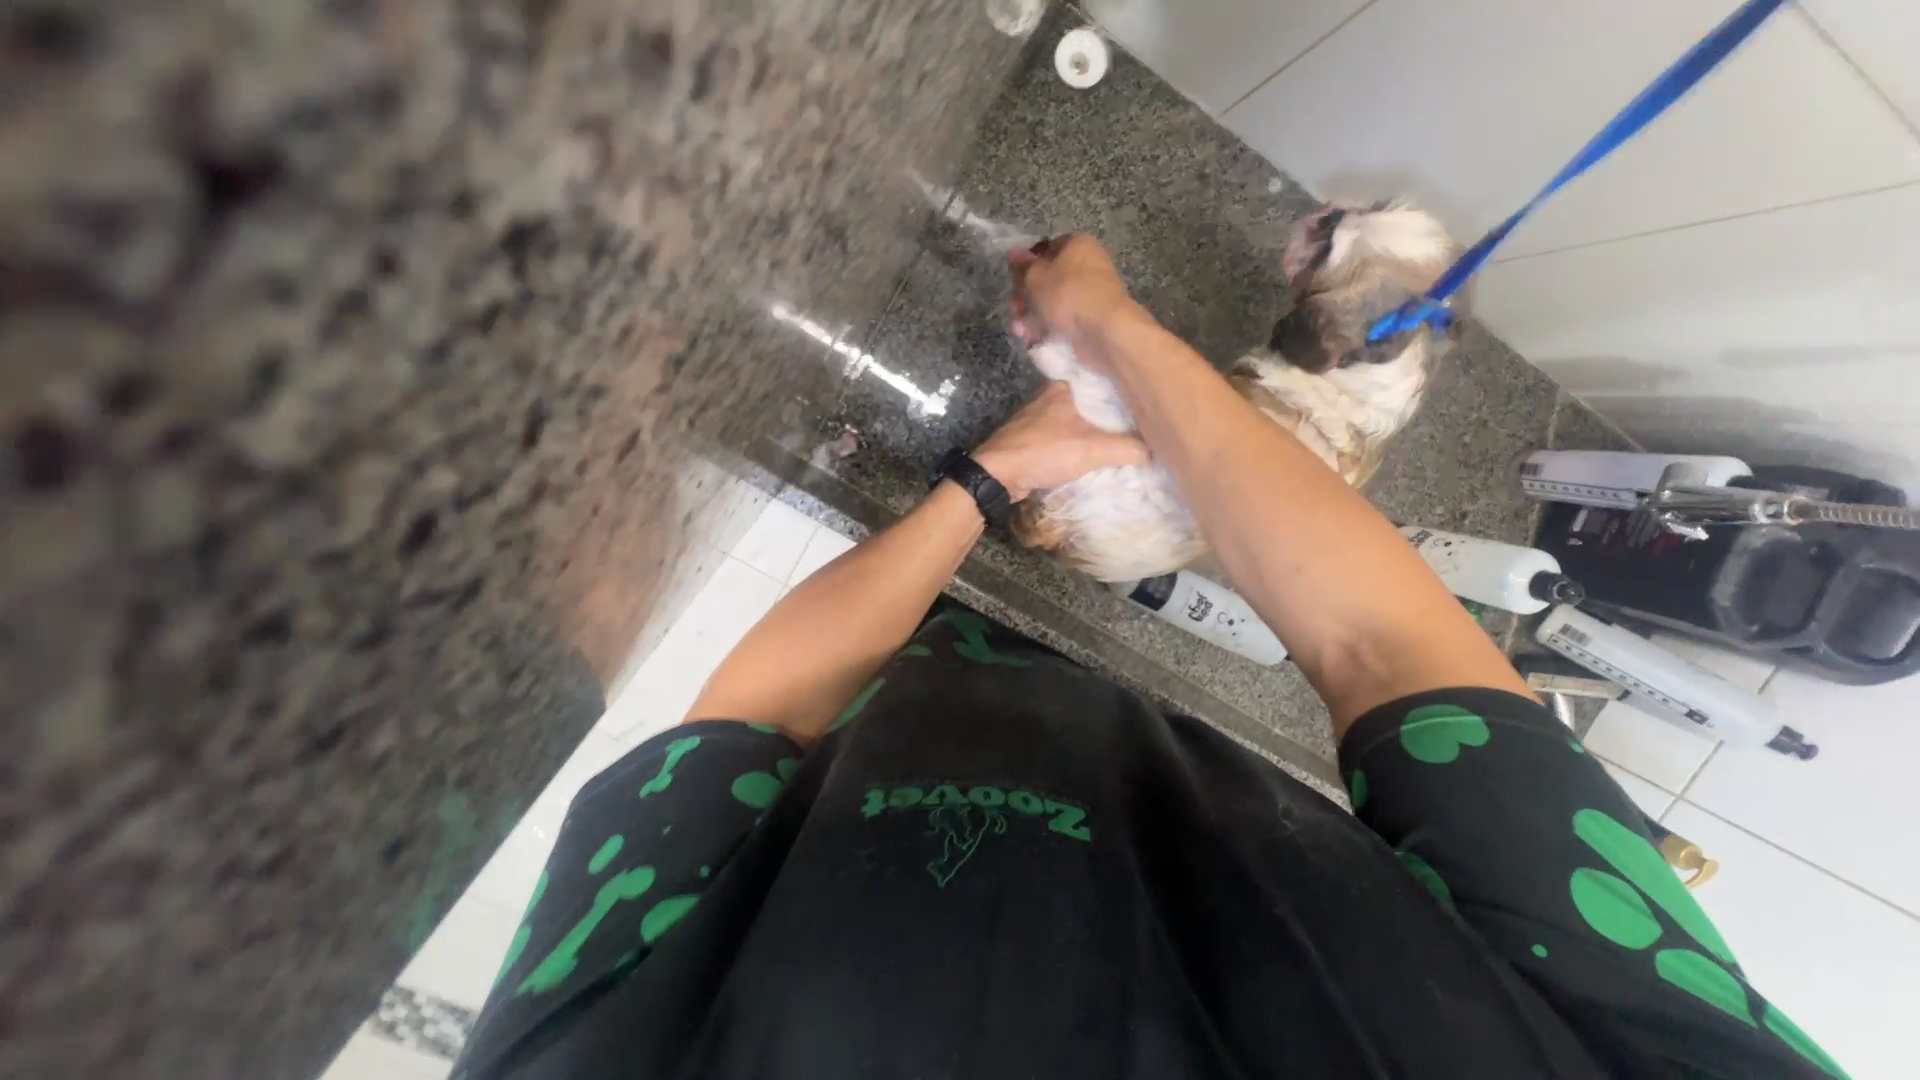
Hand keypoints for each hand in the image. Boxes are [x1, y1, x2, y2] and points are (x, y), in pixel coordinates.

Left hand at [972, 382, 1148, 501]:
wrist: (997, 475)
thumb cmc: (1044, 451)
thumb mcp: (1094, 449)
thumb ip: (1129, 448)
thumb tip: (1157, 449)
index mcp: (1062, 388)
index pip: (1100, 383)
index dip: (1121, 394)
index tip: (1141, 405)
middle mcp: (1047, 398)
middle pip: (1087, 404)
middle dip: (1107, 416)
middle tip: (1134, 428)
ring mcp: (1034, 420)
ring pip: (1071, 423)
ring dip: (1088, 433)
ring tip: (1117, 444)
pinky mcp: (1026, 440)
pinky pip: (1058, 440)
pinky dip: (1072, 447)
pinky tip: (1086, 457)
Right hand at [1008, 234, 1143, 356]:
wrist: (1104, 331)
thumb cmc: (1067, 294)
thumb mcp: (1035, 276)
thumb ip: (1022, 265)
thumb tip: (1014, 253)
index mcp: (1077, 245)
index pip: (1046, 249)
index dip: (1026, 265)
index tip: (1014, 282)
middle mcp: (1087, 266)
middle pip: (1047, 279)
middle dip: (1025, 298)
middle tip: (1014, 311)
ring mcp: (1090, 294)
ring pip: (1052, 303)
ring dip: (1031, 317)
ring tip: (1021, 332)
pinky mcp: (1090, 319)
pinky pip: (1064, 320)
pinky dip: (1048, 329)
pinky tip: (1034, 341)